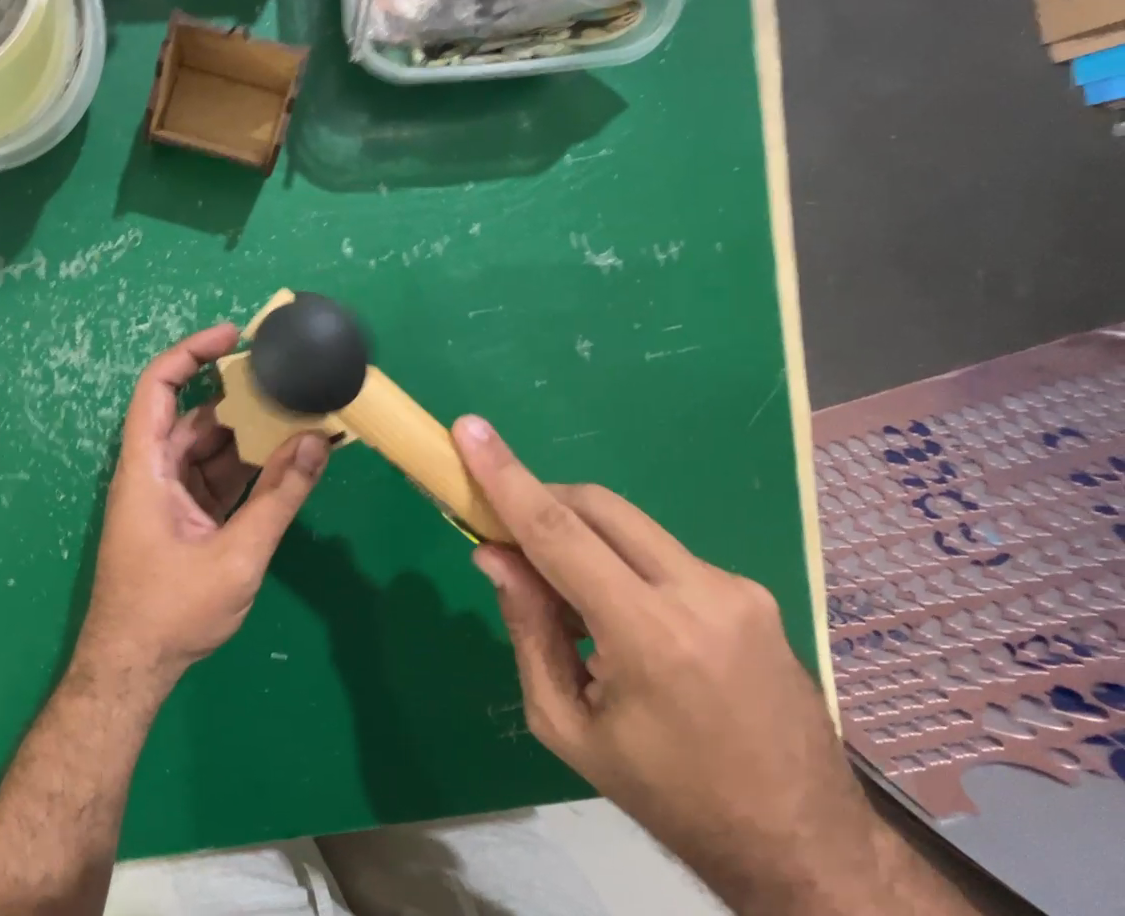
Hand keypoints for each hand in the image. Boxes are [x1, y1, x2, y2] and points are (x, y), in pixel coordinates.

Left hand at [77, 324, 330, 685]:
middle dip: (241, 399)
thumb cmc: (171, 611)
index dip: (191, 353)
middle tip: (292, 384)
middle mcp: (152, 473)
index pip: (160, 388)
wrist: (132, 668)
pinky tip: (288, 464)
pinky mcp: (182, 521)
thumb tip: (317, 443)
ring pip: (210, 451)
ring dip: (251, 439)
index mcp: (146, 469)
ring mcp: (167, 498)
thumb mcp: (235, 556)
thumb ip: (278, 498)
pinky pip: (216, 481)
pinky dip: (248, 473)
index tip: (235, 337)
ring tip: (303, 420)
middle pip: (194, 418)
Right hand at [450, 416, 952, 913]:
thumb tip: (495, 557)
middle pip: (599, 509)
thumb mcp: (568, 725)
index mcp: (651, 635)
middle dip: (540, 501)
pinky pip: (662, 556)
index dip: (506, 478)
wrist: (800, 841)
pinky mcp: (753, 595)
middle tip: (501, 532)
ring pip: (631, 529)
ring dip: (580, 540)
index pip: (560, 534)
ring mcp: (738, 590)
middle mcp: (703, 593)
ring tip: (563, 601)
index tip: (469, 429)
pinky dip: (619, 564)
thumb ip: (529, 630)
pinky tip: (614, 618)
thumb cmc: (666, 793)